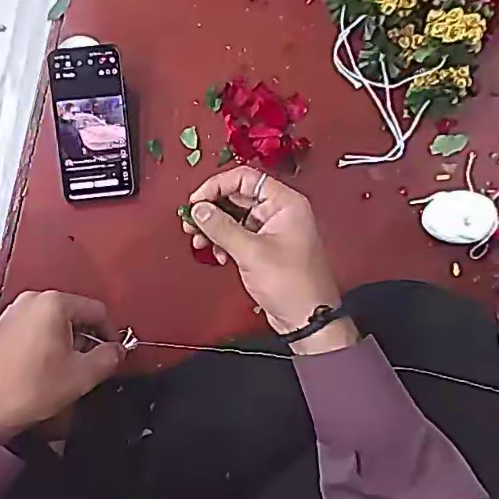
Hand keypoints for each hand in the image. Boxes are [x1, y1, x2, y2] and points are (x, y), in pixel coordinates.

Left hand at [0, 290, 124, 440]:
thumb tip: (117, 350)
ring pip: (56, 321)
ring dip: (68, 341)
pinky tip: (47, 367)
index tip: (113, 353)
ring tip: (68, 369)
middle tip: (91, 364)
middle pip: (76, 314)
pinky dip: (47, 342)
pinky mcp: (2, 327)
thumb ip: (109, 357)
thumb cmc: (31, 388)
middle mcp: (33, 300)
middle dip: (88, 338)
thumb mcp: (83, 375)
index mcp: (54, 303)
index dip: (111, 333)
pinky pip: (36, 328)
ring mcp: (14, 312)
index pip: (97, 311)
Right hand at [182, 168, 356, 352]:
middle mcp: (280, 211)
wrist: (306, 319)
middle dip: (212, 208)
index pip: (245, 178)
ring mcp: (272, 229)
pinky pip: (239, 234)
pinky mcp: (265, 247)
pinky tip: (217, 253)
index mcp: (285, 203)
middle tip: (191, 220)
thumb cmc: (293, 285)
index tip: (197, 201)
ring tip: (198, 239)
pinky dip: (224, 241)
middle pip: (238, 196)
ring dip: (214, 226)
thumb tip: (199, 209)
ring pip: (235, 216)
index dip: (217, 186)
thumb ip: (221, 227)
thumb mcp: (251, 252)